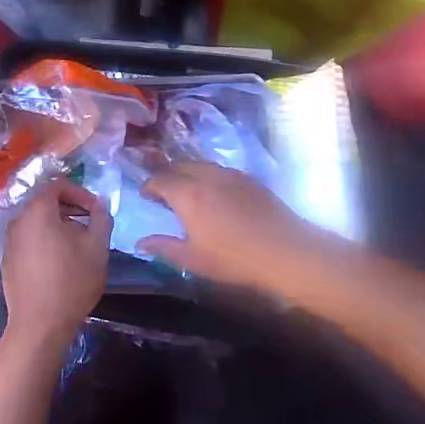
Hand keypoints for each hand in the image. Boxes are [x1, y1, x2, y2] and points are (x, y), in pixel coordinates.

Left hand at [1, 179, 110, 344]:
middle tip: (91, 224)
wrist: (39, 325)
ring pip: (37, 222)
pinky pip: (29, 239)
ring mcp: (9, 243)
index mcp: (38, 212)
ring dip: (59, 225)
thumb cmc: (71, 280)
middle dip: (71, 208)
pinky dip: (46, 240)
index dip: (80, 192)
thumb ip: (102, 218)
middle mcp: (18, 222)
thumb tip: (100, 204)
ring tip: (79, 244)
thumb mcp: (97, 246)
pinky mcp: (8, 262)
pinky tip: (62, 261)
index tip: (96, 210)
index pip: (57, 185)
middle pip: (45, 203)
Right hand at [139, 163, 333, 293]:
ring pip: (203, 164)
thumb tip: (141, 242)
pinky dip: (210, 175)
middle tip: (164, 190)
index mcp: (189, 194)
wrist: (283, 250)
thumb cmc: (233, 259)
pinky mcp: (250, 179)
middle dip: (168, 174)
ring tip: (188, 190)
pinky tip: (215, 193)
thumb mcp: (193, 259)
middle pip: (181, 165)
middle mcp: (208, 176)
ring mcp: (231, 174)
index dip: (150, 185)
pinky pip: (221, 169)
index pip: (161, 179)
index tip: (146, 195)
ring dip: (189, 172)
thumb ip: (164, 246)